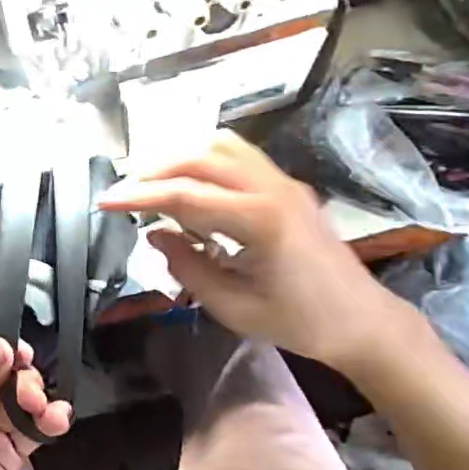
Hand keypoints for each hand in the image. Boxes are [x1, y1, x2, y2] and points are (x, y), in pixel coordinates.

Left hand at [0, 324, 72, 469]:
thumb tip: (6, 344)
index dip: (2, 340)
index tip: (21, 350)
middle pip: (9, 366)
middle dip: (24, 373)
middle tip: (26, 394)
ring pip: (25, 393)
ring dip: (39, 396)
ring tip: (41, 410)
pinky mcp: (12, 448)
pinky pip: (36, 426)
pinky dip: (51, 420)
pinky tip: (57, 420)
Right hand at [97, 130, 422, 378]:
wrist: (364, 322)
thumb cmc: (299, 322)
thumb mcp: (232, 307)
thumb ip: (187, 266)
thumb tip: (154, 234)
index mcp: (260, 221)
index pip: (184, 195)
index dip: (138, 196)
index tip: (104, 201)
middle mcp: (272, 189)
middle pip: (199, 159)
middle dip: (153, 172)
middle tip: (123, 194)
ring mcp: (284, 182)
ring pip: (220, 147)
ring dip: (180, 160)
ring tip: (154, 187)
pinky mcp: (287, 186)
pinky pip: (239, 155)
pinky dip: (205, 161)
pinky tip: (191, 185)